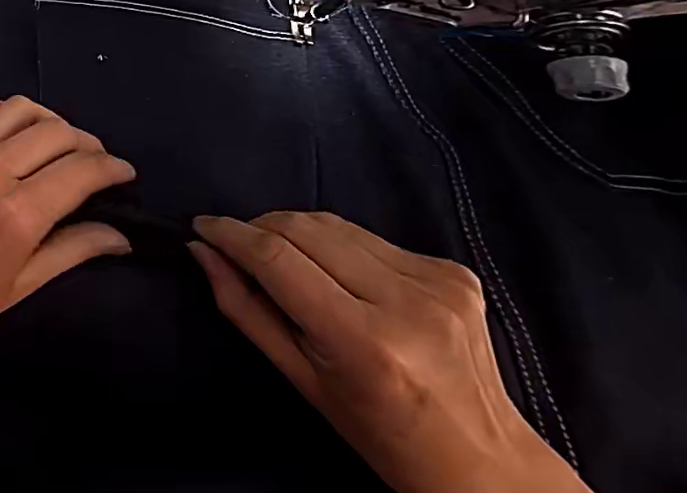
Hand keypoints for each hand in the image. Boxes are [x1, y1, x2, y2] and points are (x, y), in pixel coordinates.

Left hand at [0, 96, 136, 375]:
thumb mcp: (21, 285)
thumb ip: (75, 249)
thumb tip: (121, 236)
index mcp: (16, 215)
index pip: (81, 171)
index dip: (112, 168)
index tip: (125, 174)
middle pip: (60, 133)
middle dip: (91, 145)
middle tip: (98, 165)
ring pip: (27, 109)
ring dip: (55, 122)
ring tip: (63, 145)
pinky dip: (15, 112)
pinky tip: (21, 134)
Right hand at [190, 212, 588, 492]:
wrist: (483, 461)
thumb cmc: (379, 435)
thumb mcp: (303, 383)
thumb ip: (247, 311)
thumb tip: (204, 253)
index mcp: (364, 344)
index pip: (279, 260)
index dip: (233, 235)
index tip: (203, 224)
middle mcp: (404, 300)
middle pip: (306, 229)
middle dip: (261, 226)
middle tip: (237, 241)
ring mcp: (436, 278)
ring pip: (338, 224)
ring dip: (299, 231)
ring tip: (283, 255)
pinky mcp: (454, 267)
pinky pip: (374, 238)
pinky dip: (342, 245)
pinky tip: (341, 273)